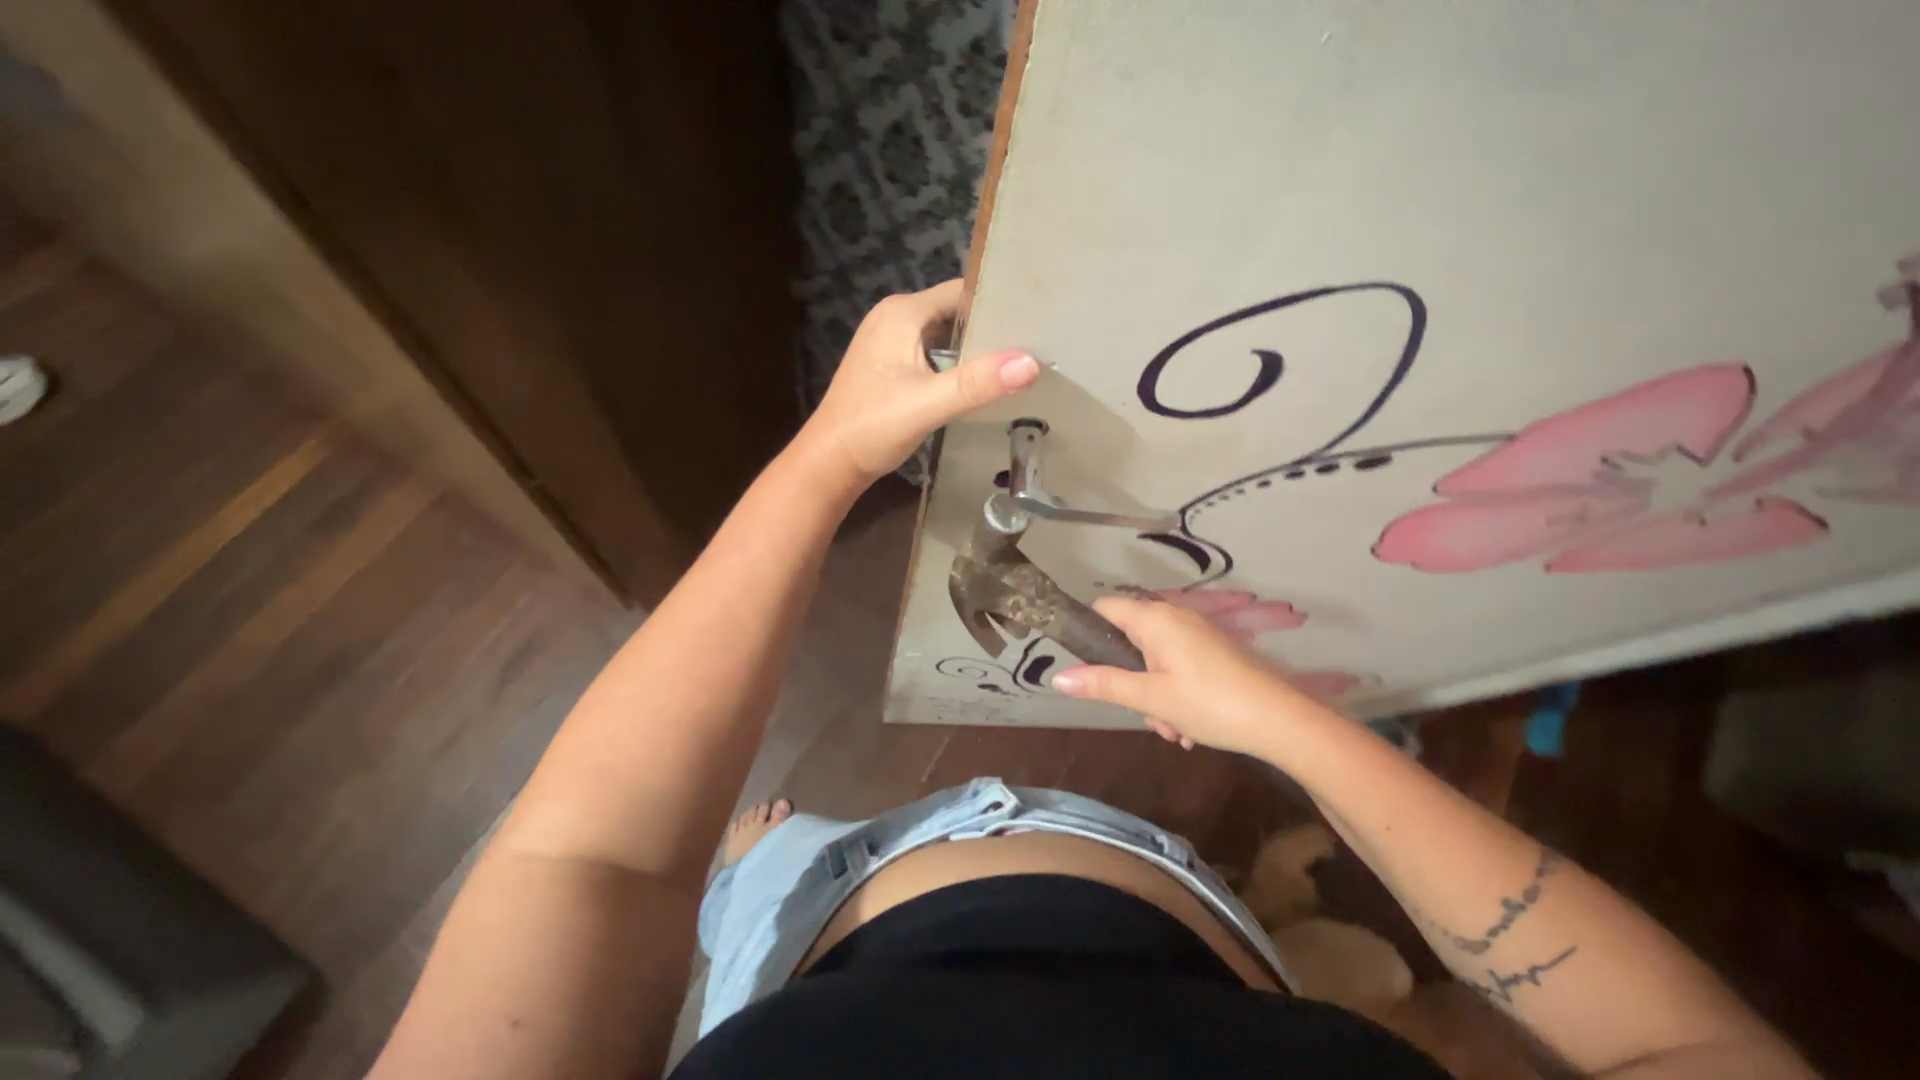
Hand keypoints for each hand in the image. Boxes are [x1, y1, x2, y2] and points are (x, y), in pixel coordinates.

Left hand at [797, 280, 1039, 485]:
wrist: (830, 462)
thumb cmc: (872, 427)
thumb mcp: (928, 404)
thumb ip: (976, 383)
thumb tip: (1031, 363)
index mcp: (901, 313)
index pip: (962, 291)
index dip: (998, 302)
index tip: (1035, 319)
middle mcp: (894, 318)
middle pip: (955, 312)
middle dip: (991, 328)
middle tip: (1035, 344)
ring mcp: (890, 342)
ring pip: (946, 336)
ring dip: (976, 349)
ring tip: (1020, 362)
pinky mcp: (891, 366)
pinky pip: (934, 354)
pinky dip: (957, 365)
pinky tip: (983, 383)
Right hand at [1049, 596, 1335, 756]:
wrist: (1279, 719)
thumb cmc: (1209, 703)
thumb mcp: (1149, 697)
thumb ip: (1103, 684)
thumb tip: (1057, 678)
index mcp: (1154, 619)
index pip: (1104, 608)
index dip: (1088, 633)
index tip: (1087, 669)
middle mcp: (1174, 617)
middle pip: (1129, 641)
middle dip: (1129, 681)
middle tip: (1144, 714)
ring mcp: (1197, 634)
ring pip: (1154, 661)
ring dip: (1154, 696)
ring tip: (1172, 729)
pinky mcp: (1214, 652)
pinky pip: (1178, 667)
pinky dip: (1176, 695)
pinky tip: (1189, 728)